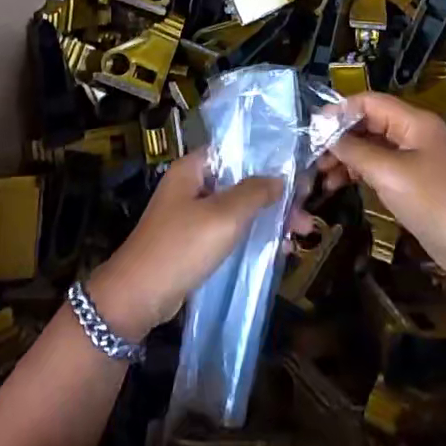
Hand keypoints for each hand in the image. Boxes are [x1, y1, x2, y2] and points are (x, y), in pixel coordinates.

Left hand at [84, 152, 283, 340]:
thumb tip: (279, 178)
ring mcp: (191, 215)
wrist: (139, 295)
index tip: (298, 173)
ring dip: (268, 219)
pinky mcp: (194, 242)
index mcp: (192, 169)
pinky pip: (230, 232)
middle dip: (274, 197)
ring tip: (301, 235)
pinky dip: (252, 237)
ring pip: (238, 209)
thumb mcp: (223, 216)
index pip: (234, 150)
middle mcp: (191, 186)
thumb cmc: (181, 246)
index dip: (266, 159)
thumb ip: (254, 192)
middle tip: (306, 215)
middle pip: (240, 182)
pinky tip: (278, 250)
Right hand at [319, 92, 445, 275]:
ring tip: (322, 177)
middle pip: (369, 123)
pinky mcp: (413, 183)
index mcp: (414, 122)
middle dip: (339, 137)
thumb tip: (325, 134)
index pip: (369, 102)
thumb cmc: (435, 201)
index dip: (339, 111)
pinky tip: (339, 185)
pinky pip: (379, 167)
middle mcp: (414, 134)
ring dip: (346, 158)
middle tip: (313, 158)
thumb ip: (354, 150)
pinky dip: (359, 173)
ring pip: (371, 147)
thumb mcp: (389, 173)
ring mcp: (415, 159)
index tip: (312, 130)